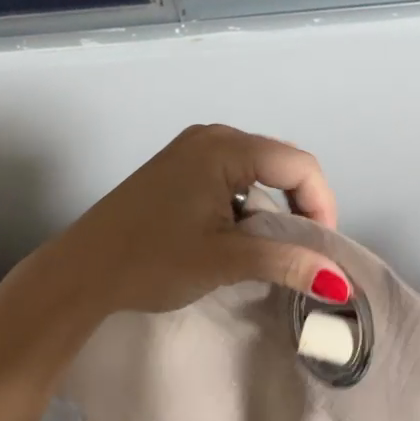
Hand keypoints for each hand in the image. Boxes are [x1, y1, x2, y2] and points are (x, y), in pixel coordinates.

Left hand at [34, 124, 351, 316]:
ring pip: (257, 172)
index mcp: (224, 147)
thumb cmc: (152, 261)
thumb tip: (340, 283)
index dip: (321, 206)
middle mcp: (211, 137)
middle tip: (302, 252)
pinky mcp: (178, 169)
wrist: (80, 273)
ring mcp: (191, 151)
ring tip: (271, 249)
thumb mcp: (226, 260)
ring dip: (273, 208)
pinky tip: (237, 237)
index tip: (320, 252)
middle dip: (300, 207)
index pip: (300, 166)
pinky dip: (247, 206)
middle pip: (281, 163)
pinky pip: (232, 178)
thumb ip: (287, 262)